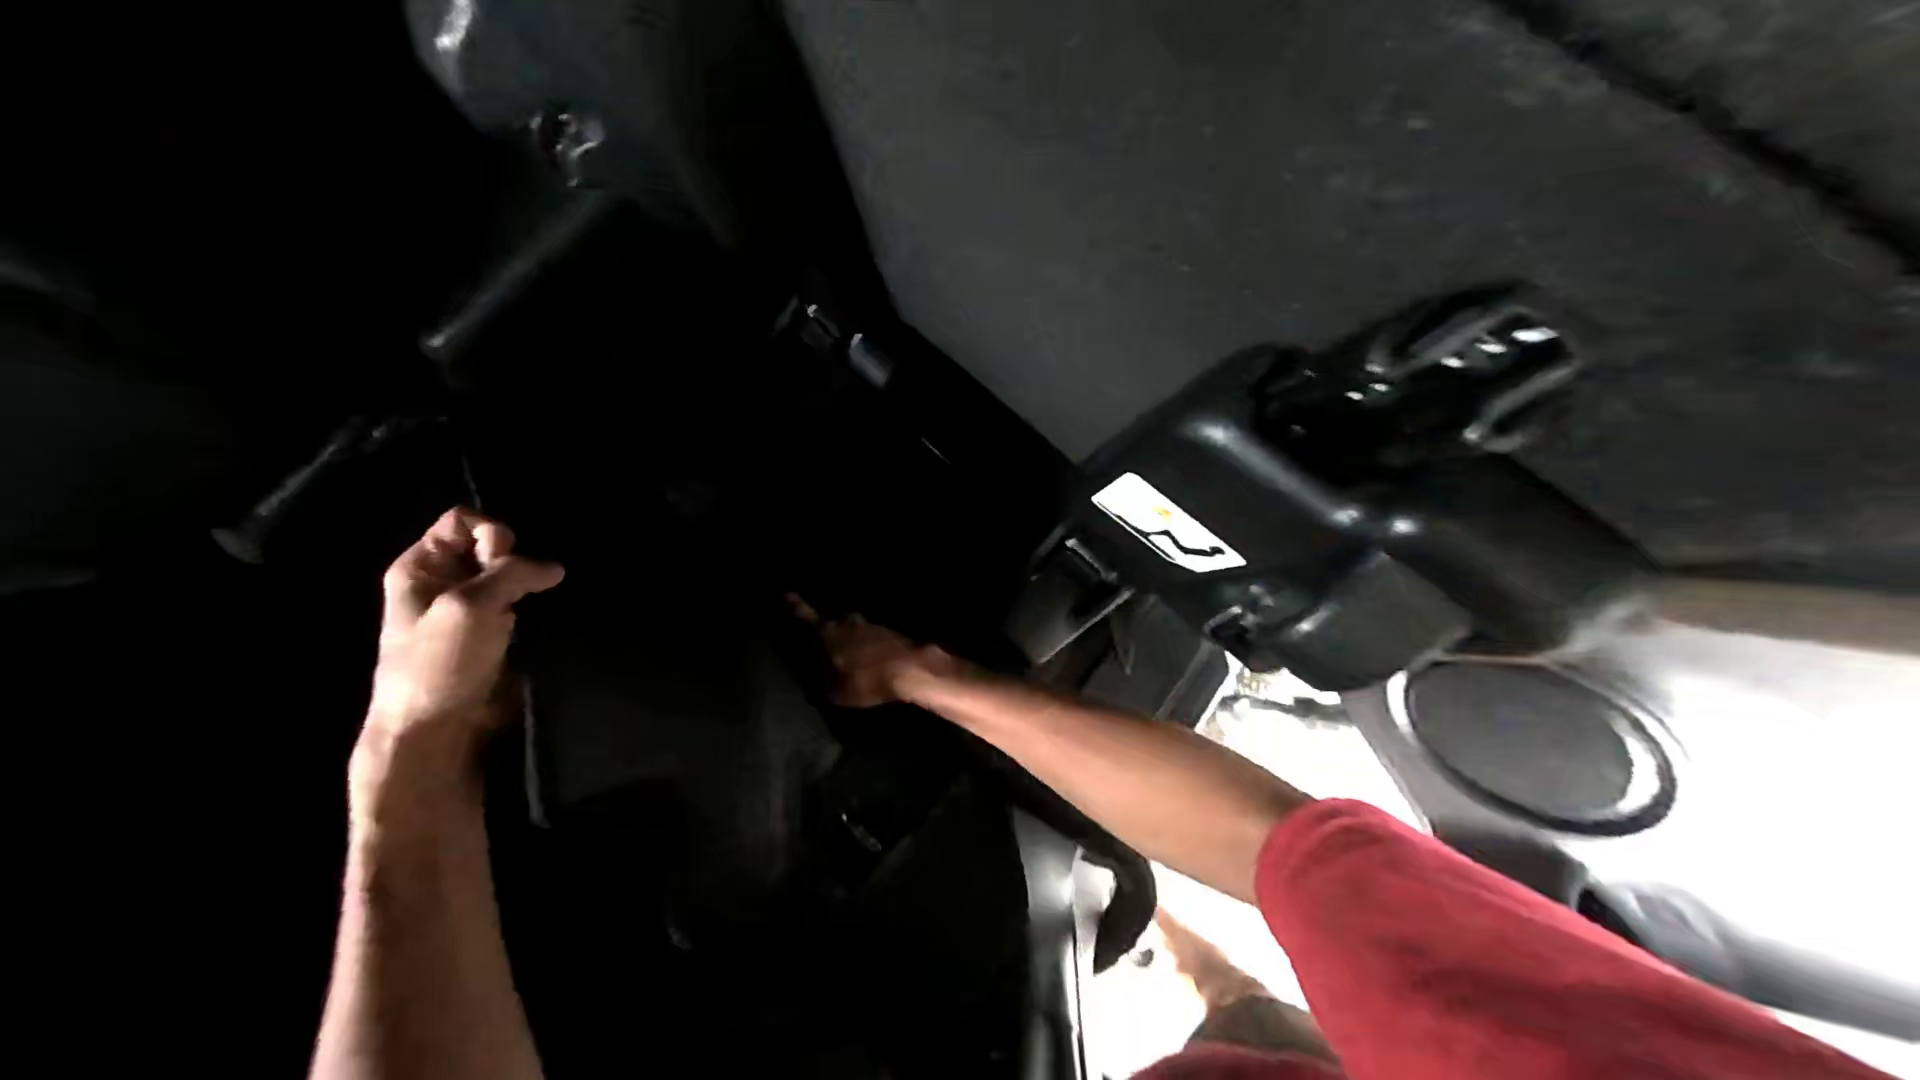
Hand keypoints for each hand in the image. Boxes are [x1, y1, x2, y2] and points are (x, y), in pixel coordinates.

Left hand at [365, 508, 564, 751]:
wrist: (436, 731)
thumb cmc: (438, 664)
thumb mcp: (469, 606)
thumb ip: (511, 572)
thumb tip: (555, 568)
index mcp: (420, 567)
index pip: (463, 521)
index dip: (491, 532)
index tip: (501, 562)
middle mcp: (445, 582)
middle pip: (491, 545)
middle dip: (516, 559)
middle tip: (519, 590)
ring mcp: (472, 609)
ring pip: (512, 575)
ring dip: (532, 584)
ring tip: (541, 602)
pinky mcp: (497, 634)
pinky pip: (523, 604)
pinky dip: (539, 604)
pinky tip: (549, 614)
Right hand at [787, 595, 963, 706]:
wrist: (910, 669)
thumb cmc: (865, 680)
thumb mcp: (832, 692)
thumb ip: (816, 683)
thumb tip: (808, 679)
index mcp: (827, 631)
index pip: (804, 615)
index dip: (794, 606)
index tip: (785, 593)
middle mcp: (846, 621)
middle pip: (830, 622)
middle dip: (825, 630)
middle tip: (821, 644)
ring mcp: (869, 624)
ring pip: (851, 629)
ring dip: (848, 640)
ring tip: (847, 657)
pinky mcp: (888, 631)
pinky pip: (868, 637)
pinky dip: (865, 646)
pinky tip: (868, 660)